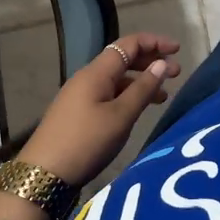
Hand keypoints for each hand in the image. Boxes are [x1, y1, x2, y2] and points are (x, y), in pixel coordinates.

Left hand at [18, 33, 182, 185]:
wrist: (41, 177)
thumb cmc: (86, 142)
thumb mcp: (121, 116)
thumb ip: (143, 88)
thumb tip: (162, 63)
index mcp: (97, 72)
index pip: (129, 44)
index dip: (155, 42)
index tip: (178, 50)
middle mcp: (87, 78)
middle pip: (123, 58)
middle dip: (151, 62)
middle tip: (176, 74)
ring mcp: (79, 96)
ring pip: (117, 78)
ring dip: (141, 81)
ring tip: (162, 97)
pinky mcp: (76, 113)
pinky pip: (108, 93)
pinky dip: (127, 95)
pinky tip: (137, 111)